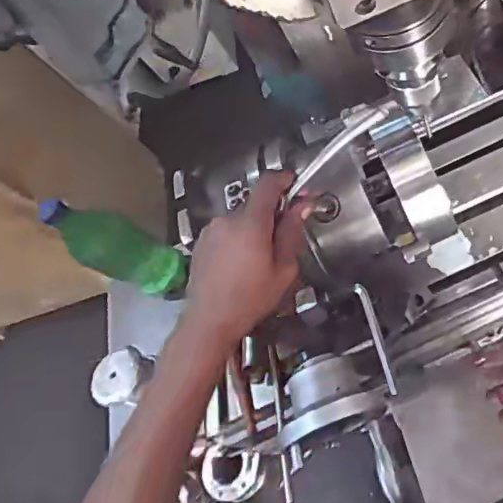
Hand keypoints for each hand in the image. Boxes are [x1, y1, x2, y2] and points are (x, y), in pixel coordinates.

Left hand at [181, 173, 311, 344]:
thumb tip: (301, 206)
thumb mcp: (283, 269)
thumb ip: (292, 232)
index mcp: (250, 223)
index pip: (268, 184)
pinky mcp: (201, 243)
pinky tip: (240, 264)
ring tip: (260, 259)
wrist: (208, 322)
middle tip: (284, 239)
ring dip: (254, 229)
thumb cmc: (250, 299)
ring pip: (241, 219)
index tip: (295, 184)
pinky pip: (226, 231)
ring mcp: (211, 230)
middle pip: (256, 205)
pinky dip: (237, 239)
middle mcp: (227, 220)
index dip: (284, 179)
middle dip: (272, 215)